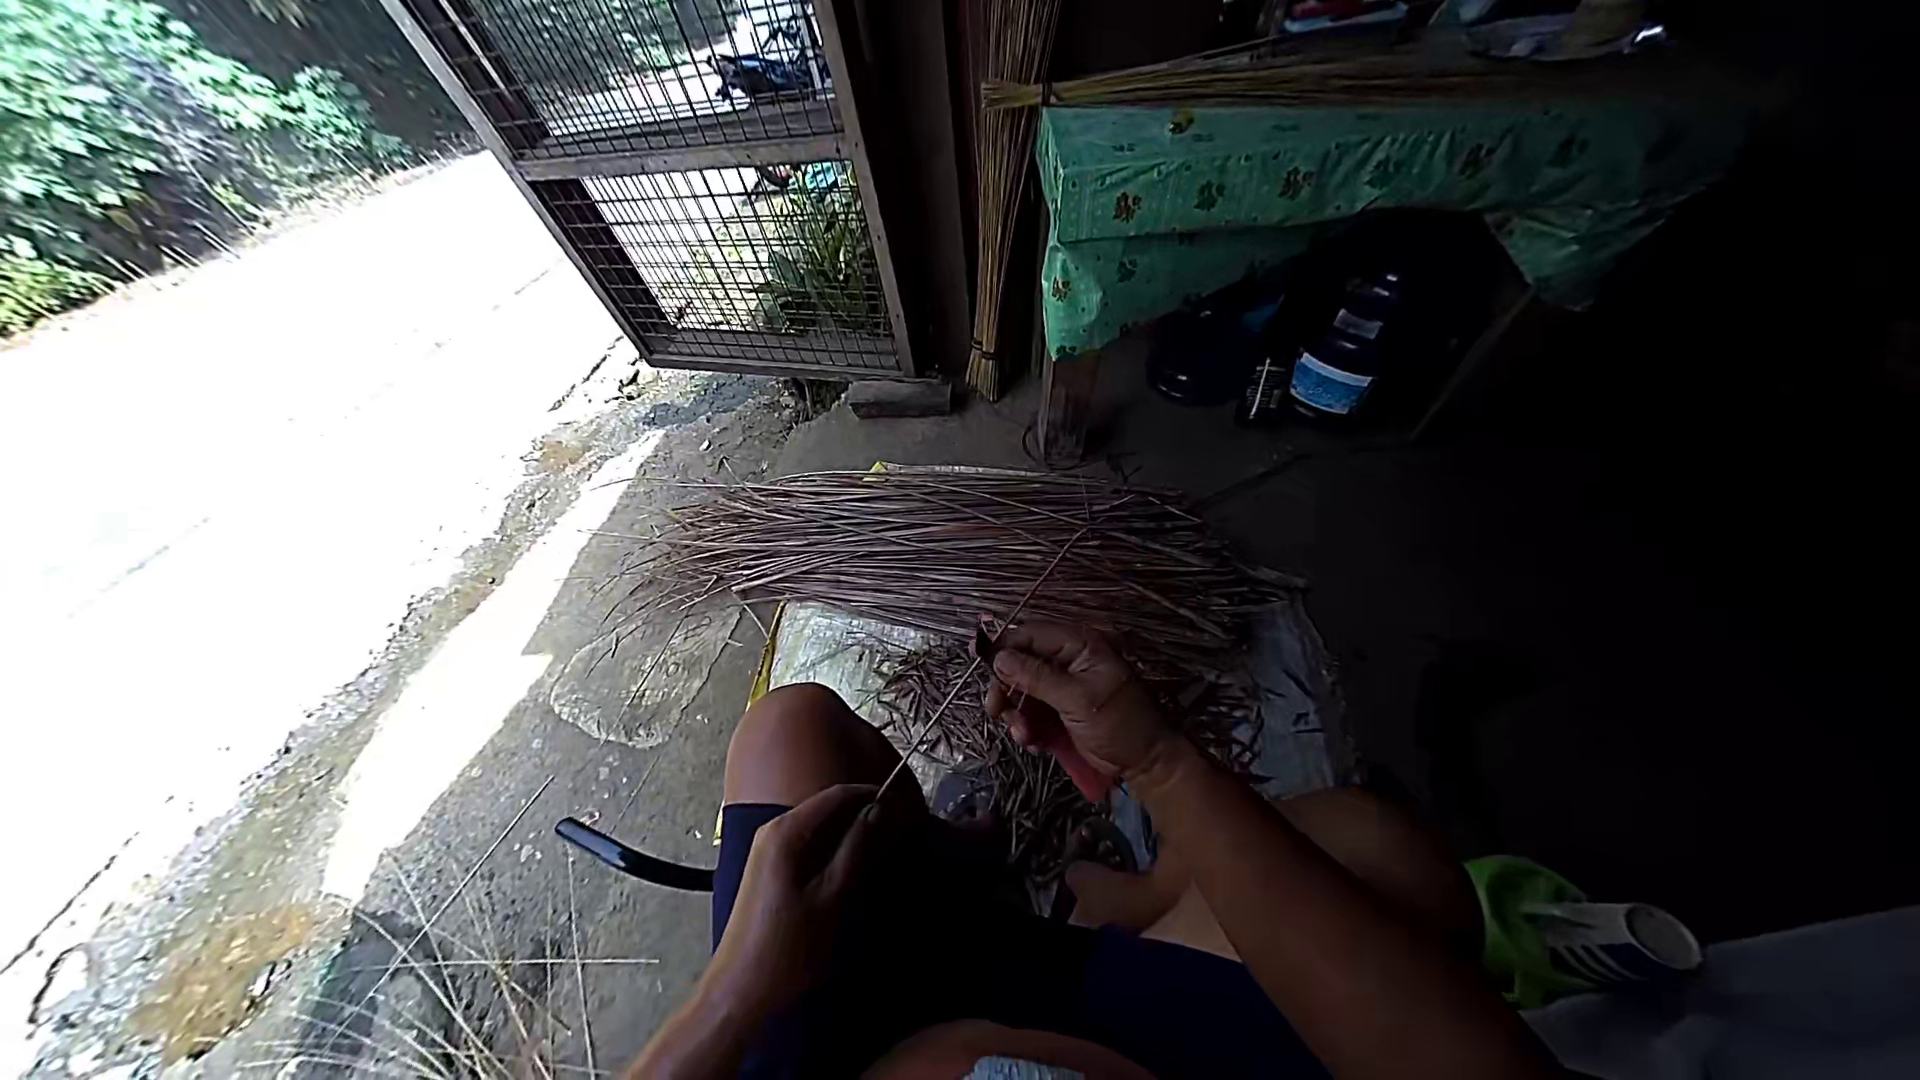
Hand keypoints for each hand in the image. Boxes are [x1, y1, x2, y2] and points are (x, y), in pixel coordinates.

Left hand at [700, 784, 885, 1017]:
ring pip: (818, 822)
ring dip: (848, 828)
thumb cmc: (788, 947)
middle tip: (894, 825)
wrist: (739, 991)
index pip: (837, 794)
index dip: (870, 793)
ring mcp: (767, 845)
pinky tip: (850, 861)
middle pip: (826, 805)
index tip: (899, 802)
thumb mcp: (832, 897)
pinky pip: (808, 838)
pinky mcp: (768, 863)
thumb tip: (877, 810)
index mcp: (787, 831)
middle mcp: (774, 828)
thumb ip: (855, 847)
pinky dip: (832, 843)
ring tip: (879, 842)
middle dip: (861, 811)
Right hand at [985, 622, 1178, 782]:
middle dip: (1006, 686)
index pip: (1031, 634)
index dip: (1004, 647)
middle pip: (1020, 661)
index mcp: (1079, 644)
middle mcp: (1067, 659)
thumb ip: (1037, 677)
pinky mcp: (1058, 707)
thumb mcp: (1078, 699)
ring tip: (1023, 734)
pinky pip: (1030, 709)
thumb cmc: (1121, 724)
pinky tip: (1033, 740)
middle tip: (996, 709)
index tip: (982, 664)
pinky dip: (1026, 725)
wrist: (1145, 763)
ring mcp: (1061, 684)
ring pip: (1020, 688)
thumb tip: (1000, 658)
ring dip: (1015, 711)